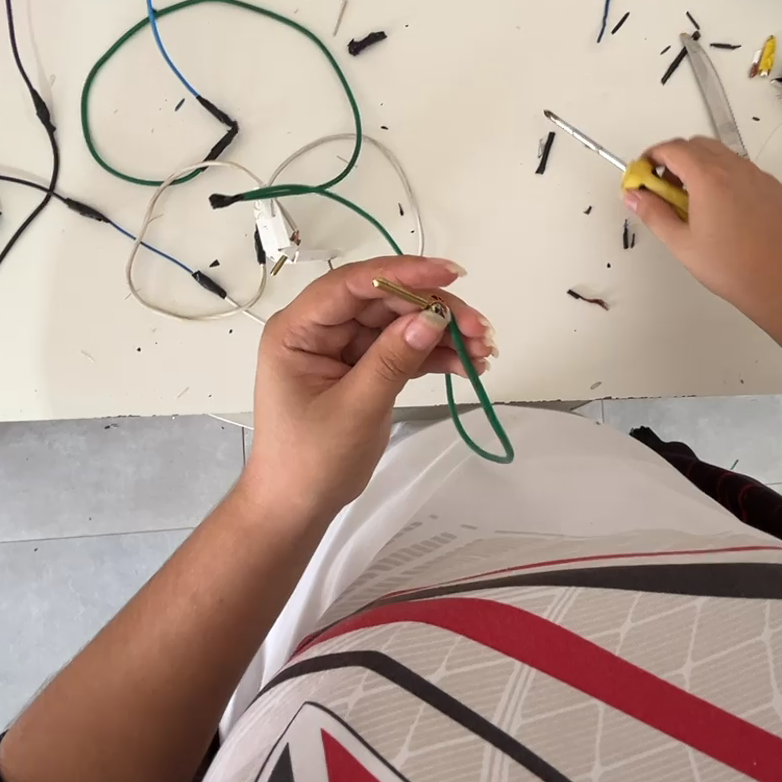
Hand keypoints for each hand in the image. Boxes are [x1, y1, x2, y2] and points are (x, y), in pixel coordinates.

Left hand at [245, 256, 492, 521]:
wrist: (297, 507)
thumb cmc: (309, 462)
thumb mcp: (353, 410)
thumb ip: (392, 360)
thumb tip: (432, 318)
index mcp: (298, 329)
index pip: (352, 285)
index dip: (401, 274)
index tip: (447, 276)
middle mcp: (321, 329)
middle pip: (384, 302)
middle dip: (434, 310)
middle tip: (479, 329)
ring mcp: (344, 347)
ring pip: (400, 323)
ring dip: (442, 333)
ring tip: (483, 350)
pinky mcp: (364, 366)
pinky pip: (404, 348)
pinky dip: (435, 355)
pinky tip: (468, 364)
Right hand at [625, 136, 781, 316]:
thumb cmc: (727, 265)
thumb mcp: (680, 243)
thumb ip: (653, 213)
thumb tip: (632, 194)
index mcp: (708, 178)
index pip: (673, 149)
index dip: (652, 156)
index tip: (643, 173)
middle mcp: (736, 168)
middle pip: (698, 145)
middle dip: (676, 159)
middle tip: (666, 189)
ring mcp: (761, 177)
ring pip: (724, 157)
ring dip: (702, 168)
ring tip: (696, 203)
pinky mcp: (777, 190)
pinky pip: (746, 173)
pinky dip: (727, 180)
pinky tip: (727, 213)